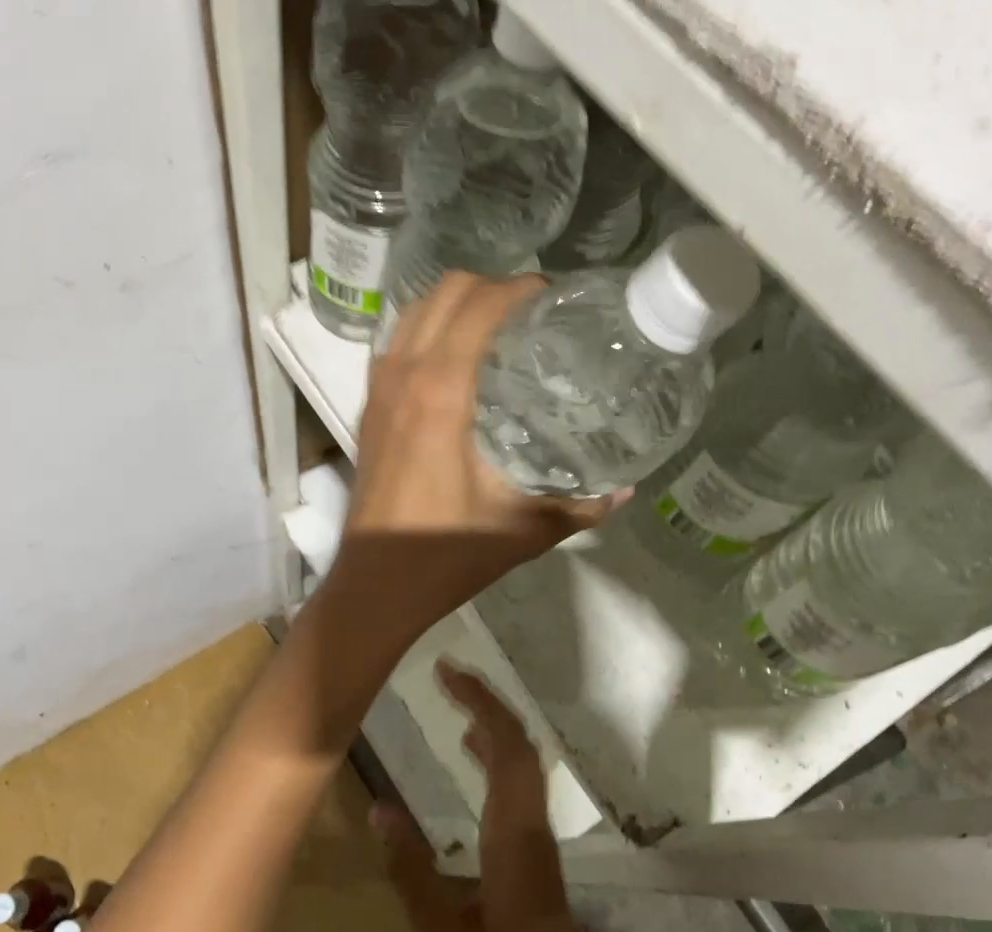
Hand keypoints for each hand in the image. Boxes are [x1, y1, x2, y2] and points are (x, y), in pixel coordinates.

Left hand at [325, 272, 628, 643]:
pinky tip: (454, 359)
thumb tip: (624, 490)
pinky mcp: (367, 409)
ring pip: (413, 312)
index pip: (480, 305)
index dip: (520, 289)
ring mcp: (378, 390)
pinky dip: (425, 329)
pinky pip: (395, 343)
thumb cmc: (447, 554)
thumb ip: (579, 506)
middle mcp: (404, 375)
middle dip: (491, 286)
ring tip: (495, 326)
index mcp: (442, 392)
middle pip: (445, 292)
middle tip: (530, 312)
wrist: (375, 585)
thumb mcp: (523, 528)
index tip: (553, 299)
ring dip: (454, 303)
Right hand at [372, 661, 644, 931]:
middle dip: (488, 704)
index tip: (449, 672)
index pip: (508, 751)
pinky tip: (474, 763)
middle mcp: (534, 833)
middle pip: (522, 749)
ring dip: (494, 729)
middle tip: (448, 676)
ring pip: (525, 769)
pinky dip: (497, 760)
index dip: (482, 703)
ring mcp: (541, 847)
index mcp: (514, 841)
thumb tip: (380, 807)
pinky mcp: (538, 862)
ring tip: (456, 706)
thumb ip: (411, 872)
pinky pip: (520, 791)